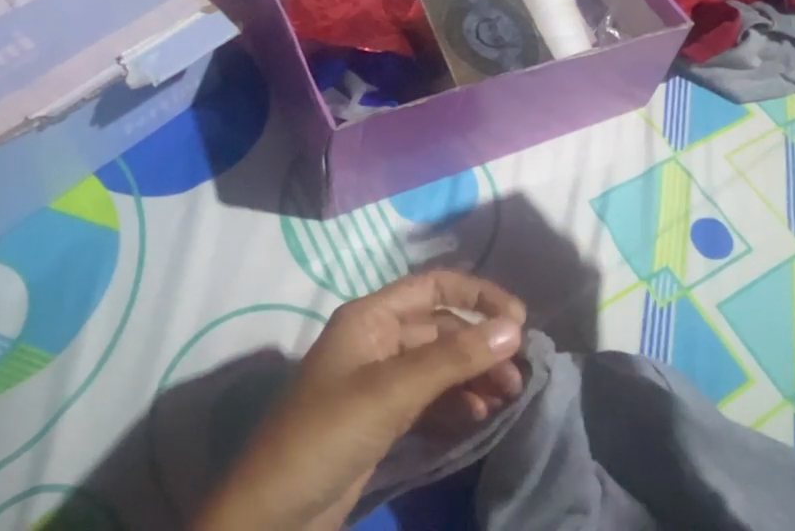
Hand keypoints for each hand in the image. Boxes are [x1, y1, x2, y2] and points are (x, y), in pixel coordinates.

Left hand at [194, 271, 526, 530]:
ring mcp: (378, 382)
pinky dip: (457, 405)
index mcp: (369, 317)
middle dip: (481, 346)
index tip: (520, 321)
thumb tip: (514, 327)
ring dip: (474, 377)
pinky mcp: (382, 420)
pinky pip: (430, 400)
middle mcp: (376, 341)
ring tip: (508, 400)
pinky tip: (481, 418)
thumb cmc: (328, 433)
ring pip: (438, 367)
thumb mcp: (392, 391)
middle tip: (520, 376)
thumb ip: (453, 358)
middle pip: (440, 329)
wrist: (275, 510)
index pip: (433, 287)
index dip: (477, 296)